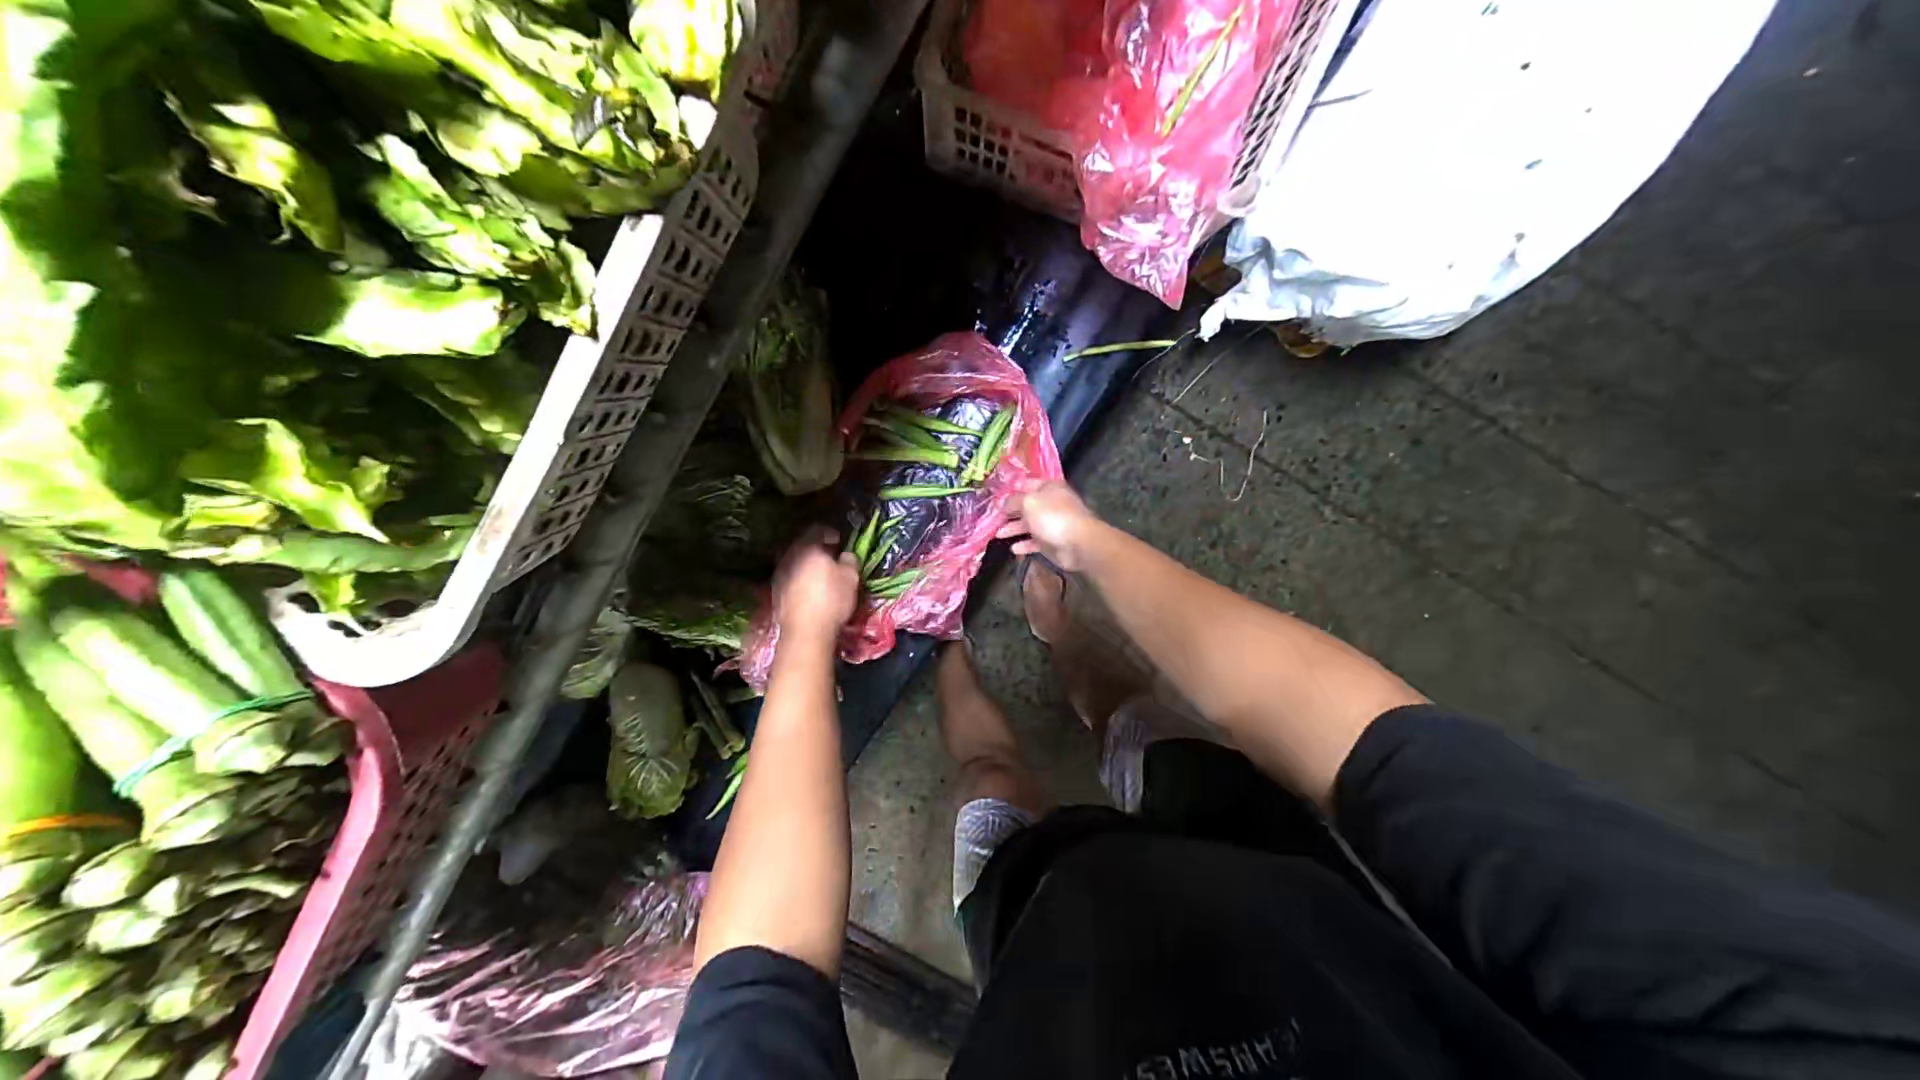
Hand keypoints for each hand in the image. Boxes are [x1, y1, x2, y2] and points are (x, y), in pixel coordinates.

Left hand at [773, 526, 860, 644]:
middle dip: (816, 549)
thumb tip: (845, 555)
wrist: (805, 632)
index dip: (830, 533)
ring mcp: (780, 574)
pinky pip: (790, 577)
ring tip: (819, 575)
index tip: (839, 541)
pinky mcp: (775, 592)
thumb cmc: (832, 600)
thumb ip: (849, 561)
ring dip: (806, 565)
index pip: (817, 530)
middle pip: (803, 545)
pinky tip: (809, 590)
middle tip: (830, 556)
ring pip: (795, 562)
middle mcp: (790, 557)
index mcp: (808, 548)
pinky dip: (799, 579)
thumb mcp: (851, 578)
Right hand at [997, 481, 1102, 571]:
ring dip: (1014, 529)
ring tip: (998, 534)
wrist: (1078, 543)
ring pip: (1029, 525)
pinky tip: (1013, 549)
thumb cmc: (1052, 516)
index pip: (1027, 484)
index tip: (996, 496)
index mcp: (1048, 488)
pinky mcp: (1052, 542)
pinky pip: (1035, 542)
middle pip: (1027, 506)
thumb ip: (1013, 501)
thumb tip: (1003, 503)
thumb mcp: (1028, 502)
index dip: (1012, 489)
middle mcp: (1051, 503)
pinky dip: (1025, 545)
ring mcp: (1052, 523)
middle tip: (994, 517)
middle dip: (1010, 511)